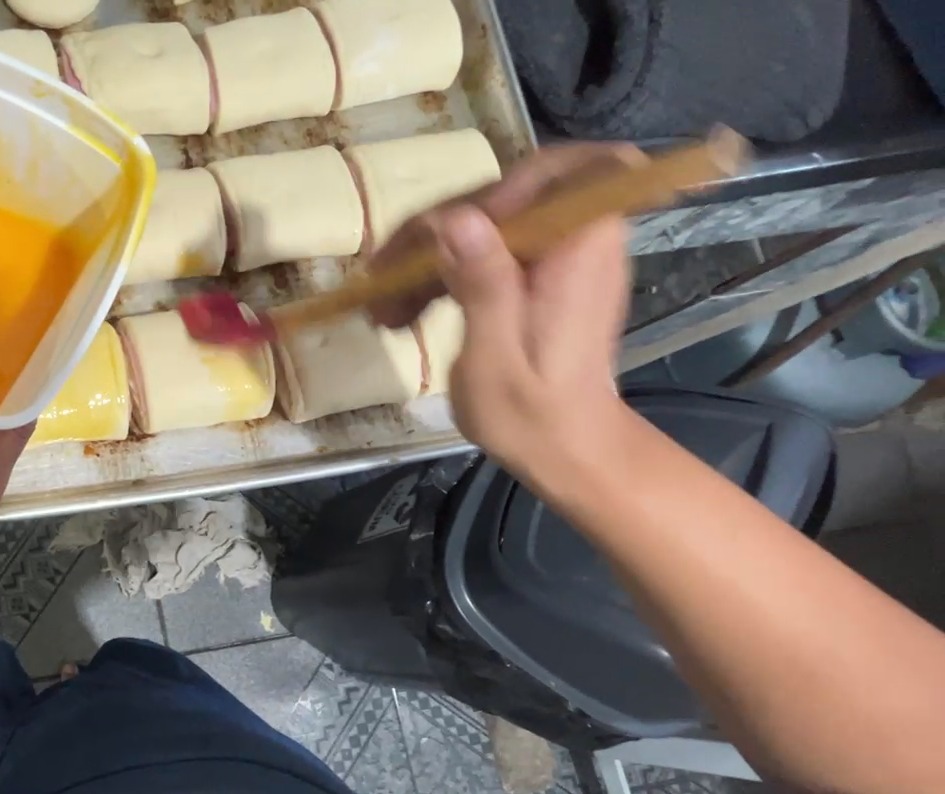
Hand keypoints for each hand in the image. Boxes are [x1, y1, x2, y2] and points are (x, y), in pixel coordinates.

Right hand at [369, 144, 643, 486]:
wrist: (564, 452)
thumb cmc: (531, 416)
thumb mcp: (495, 358)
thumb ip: (484, 285)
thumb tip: (457, 221)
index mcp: (580, 253)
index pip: (576, 171)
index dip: (514, 183)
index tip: (457, 227)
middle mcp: (577, 244)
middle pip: (511, 197)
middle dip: (441, 229)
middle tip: (384, 277)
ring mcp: (554, 262)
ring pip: (488, 227)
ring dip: (428, 258)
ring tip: (383, 308)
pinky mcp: (533, 282)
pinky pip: (484, 256)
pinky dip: (440, 277)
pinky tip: (404, 313)